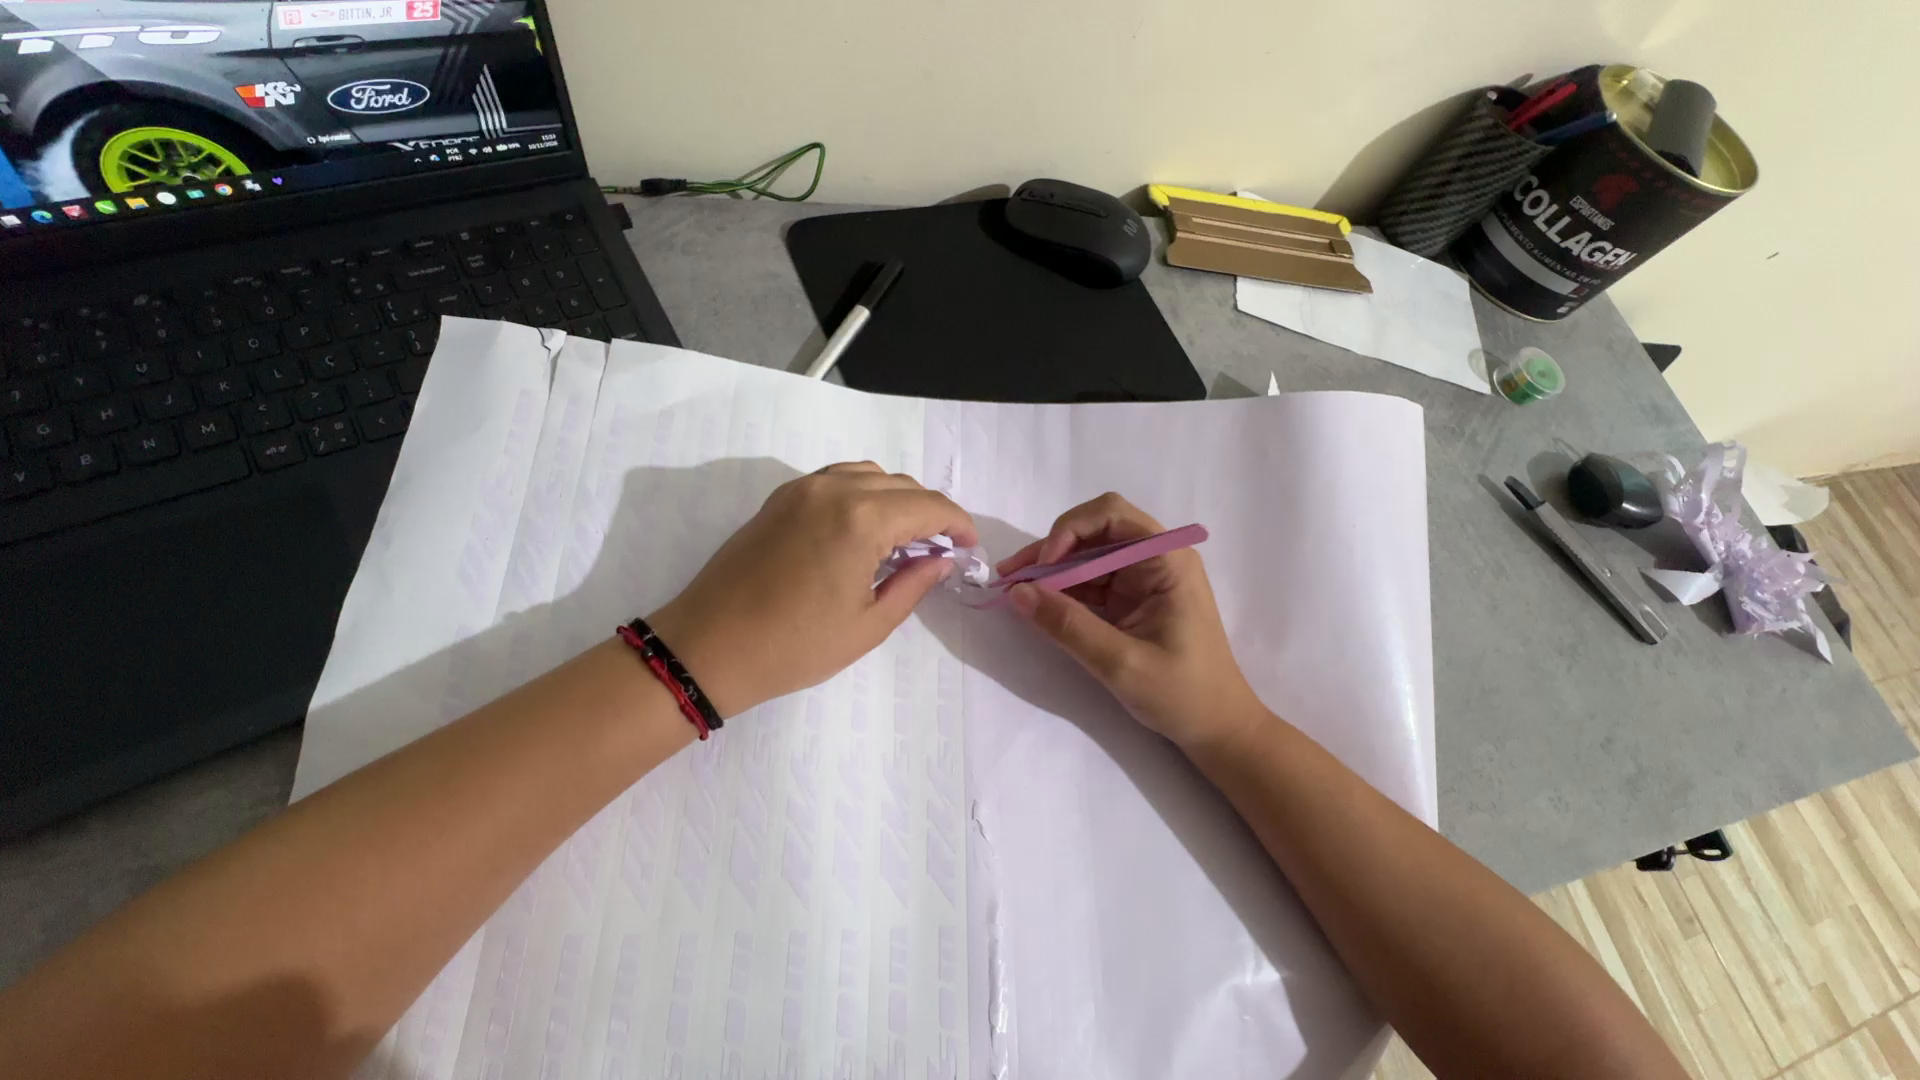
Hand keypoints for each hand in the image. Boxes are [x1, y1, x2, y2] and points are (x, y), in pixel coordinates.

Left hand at [647, 462, 975, 717]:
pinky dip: (863, 492)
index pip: (928, 506)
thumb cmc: (794, 647)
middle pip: (902, 485)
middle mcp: (834, 490)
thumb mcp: (868, 625)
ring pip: (868, 474)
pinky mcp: (778, 499)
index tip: (970, 545)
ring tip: (906, 536)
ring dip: (897, 497)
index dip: (958, 523)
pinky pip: (836, 479)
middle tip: (943, 547)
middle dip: (930, 511)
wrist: (708, 647)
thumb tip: (942, 560)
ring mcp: (801, 490)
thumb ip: (913, 584)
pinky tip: (864, 526)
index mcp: (862, 520)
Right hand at [1000, 493, 1262, 751]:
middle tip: (1011, 576)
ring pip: (1087, 556)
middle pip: (1095, 531)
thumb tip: (1017, 593)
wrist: (1217, 727)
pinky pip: (1091, 582)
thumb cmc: (1182, 694)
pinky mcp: (1131, 600)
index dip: (1069, 531)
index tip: (1042, 567)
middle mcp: (1155, 559)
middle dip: (1051, 549)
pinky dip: (1062, 590)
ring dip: (1051, 570)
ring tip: (1012, 589)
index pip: (1111, 516)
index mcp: (1166, 561)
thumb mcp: (1120, 663)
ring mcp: (1143, 579)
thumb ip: (1068, 626)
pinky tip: (1036, 603)